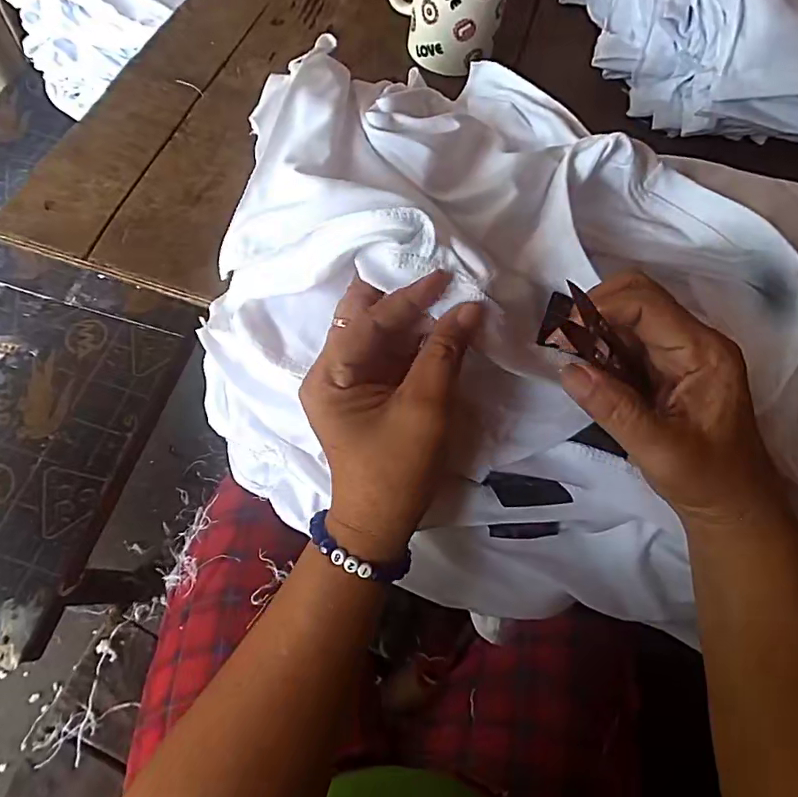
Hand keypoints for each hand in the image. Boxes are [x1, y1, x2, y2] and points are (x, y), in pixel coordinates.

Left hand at [301, 270, 482, 560]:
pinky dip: (408, 336)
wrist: (379, 522)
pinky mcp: (362, 390)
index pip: (368, 321)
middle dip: (394, 293)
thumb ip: (444, 354)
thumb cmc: (397, 469)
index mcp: (330, 376)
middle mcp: (329, 371)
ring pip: (372, 330)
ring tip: (441, 293)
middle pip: (358, 316)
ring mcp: (344, 381)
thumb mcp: (425, 409)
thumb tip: (469, 308)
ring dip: (405, 314)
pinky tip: (434, 323)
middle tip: (433, 274)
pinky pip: (383, 351)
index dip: (408, 297)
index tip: (444, 276)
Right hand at [557, 271, 783, 524]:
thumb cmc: (708, 481)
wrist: (736, 507)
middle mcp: (694, 342)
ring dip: (593, 329)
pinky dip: (599, 347)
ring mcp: (680, 353)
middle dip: (593, 311)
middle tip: (560, 342)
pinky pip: (626, 341)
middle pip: (637, 296)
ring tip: (565, 355)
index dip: (599, 308)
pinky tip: (584, 370)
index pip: (646, 303)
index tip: (562, 336)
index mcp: (704, 353)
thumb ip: (614, 409)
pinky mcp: (665, 367)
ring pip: (628, 315)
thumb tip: (568, 370)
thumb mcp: (659, 451)